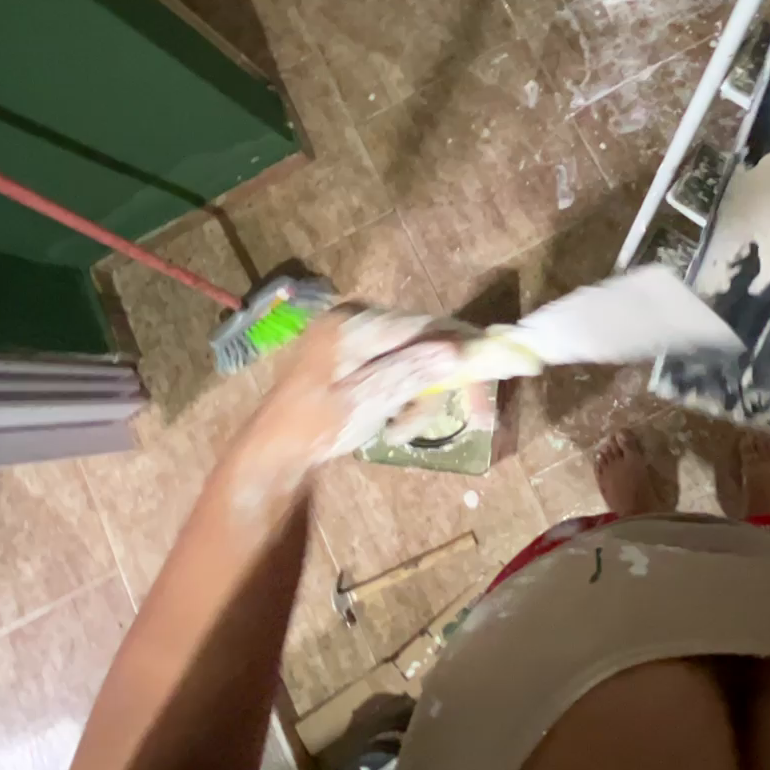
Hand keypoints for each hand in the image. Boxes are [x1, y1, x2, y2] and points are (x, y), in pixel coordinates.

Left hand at [240, 307, 465, 474]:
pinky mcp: (359, 352)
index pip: (424, 325)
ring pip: (416, 356)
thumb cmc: (314, 427)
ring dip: (422, 396)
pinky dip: (407, 393)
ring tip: (404, 431)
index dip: (464, 346)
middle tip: (474, 418)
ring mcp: (358, 335)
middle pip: (425, 340)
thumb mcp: (365, 402)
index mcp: (355, 323)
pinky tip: (395, 422)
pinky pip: (400, 365)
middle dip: (444, 381)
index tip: (496, 370)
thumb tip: (457, 349)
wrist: (273, 451)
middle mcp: (359, 318)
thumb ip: (410, 372)